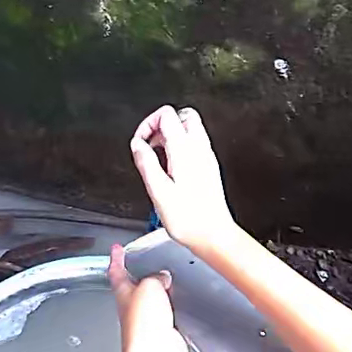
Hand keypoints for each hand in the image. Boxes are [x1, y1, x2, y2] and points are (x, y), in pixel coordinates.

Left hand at [110, 243, 187, 351]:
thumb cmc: (143, 324)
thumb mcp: (150, 285)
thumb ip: (156, 276)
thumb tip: (162, 276)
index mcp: (123, 291)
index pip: (116, 270)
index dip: (116, 258)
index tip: (116, 249)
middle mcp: (133, 306)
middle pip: (133, 285)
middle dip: (138, 273)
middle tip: (142, 261)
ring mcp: (148, 320)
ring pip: (151, 299)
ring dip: (158, 289)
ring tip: (165, 278)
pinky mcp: (163, 331)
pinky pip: (167, 313)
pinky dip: (172, 305)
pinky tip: (177, 303)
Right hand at [129, 106, 236, 251]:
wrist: (214, 236)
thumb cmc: (190, 219)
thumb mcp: (158, 191)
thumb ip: (146, 162)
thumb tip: (137, 145)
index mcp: (184, 151)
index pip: (166, 115)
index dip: (147, 124)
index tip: (140, 142)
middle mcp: (199, 149)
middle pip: (182, 115)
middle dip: (161, 124)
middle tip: (150, 144)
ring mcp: (206, 157)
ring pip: (189, 129)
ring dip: (170, 136)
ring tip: (157, 157)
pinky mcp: (208, 167)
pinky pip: (193, 145)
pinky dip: (178, 148)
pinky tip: (170, 169)